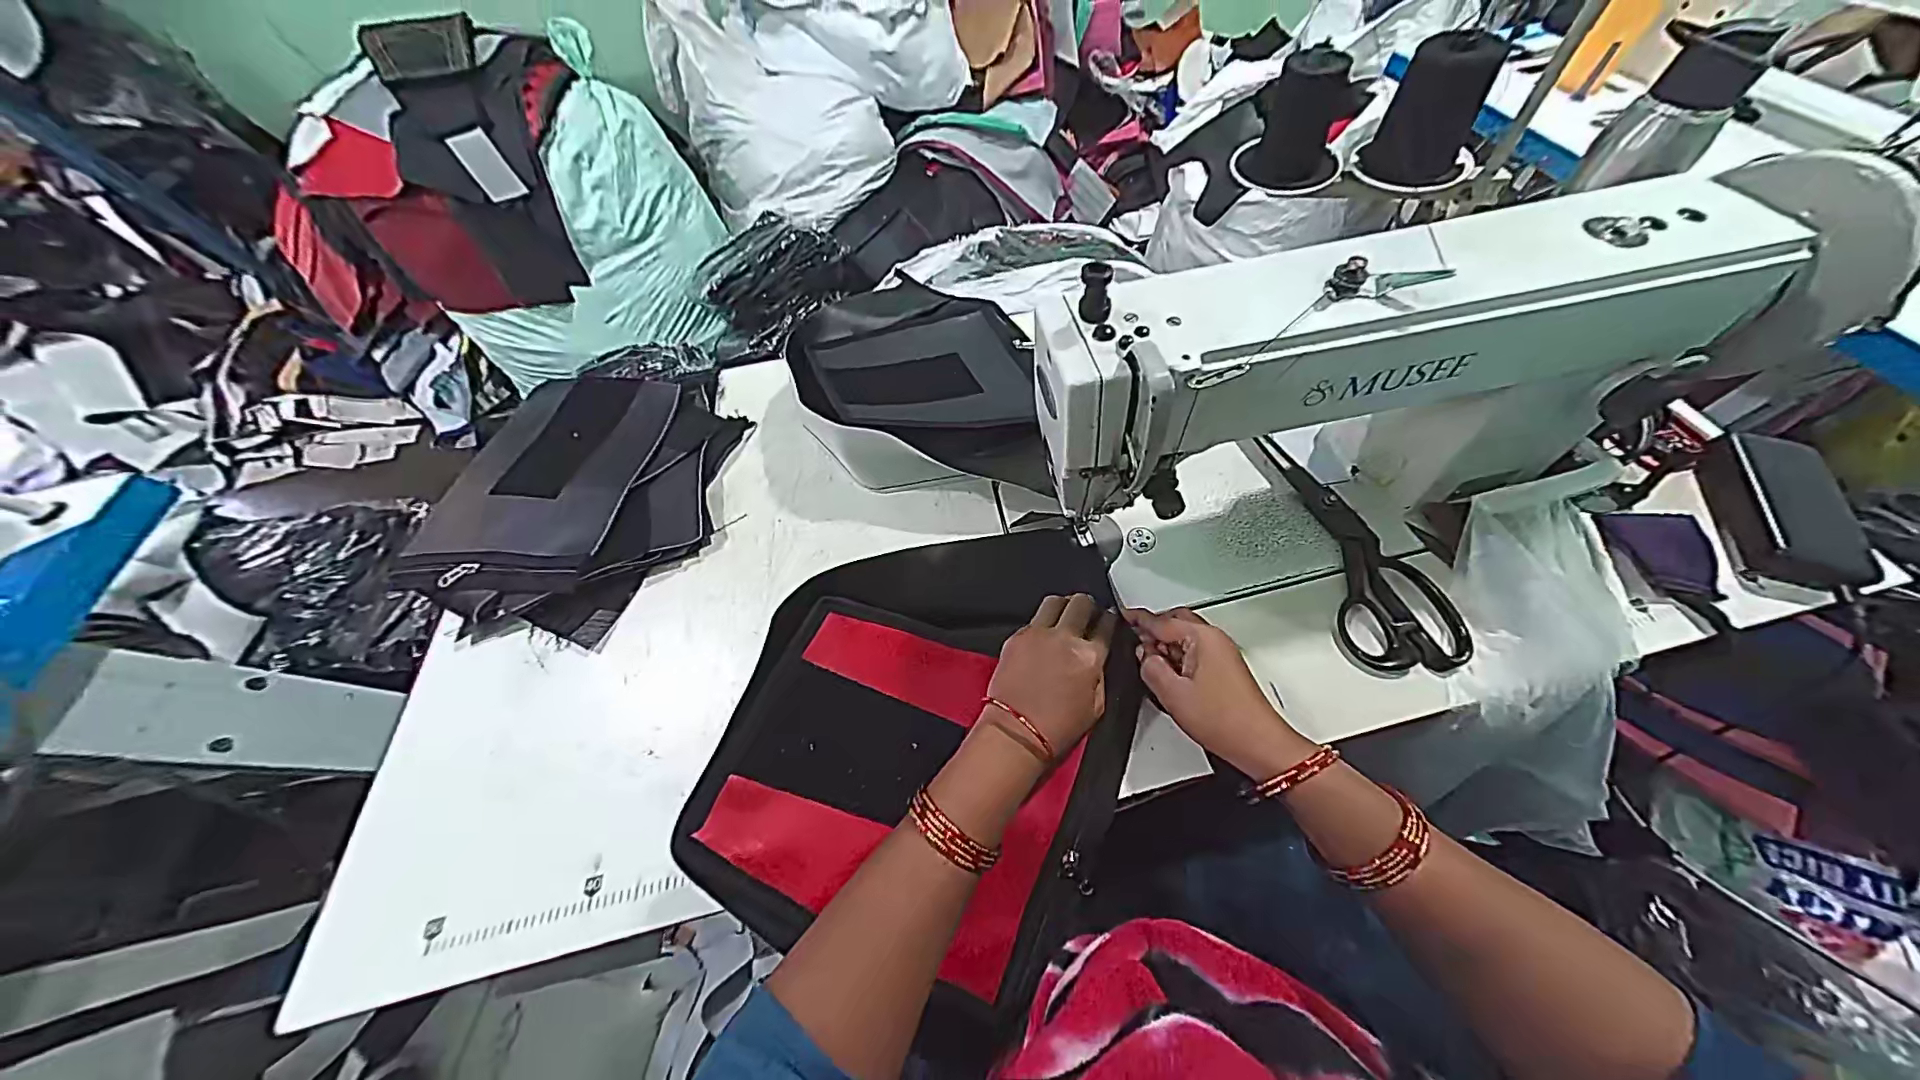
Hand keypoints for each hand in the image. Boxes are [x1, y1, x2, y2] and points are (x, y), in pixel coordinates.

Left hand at [985, 594, 1115, 755]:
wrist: (1017, 733)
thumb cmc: (1054, 728)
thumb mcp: (1097, 706)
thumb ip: (1100, 674)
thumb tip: (1097, 659)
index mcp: (1089, 657)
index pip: (1106, 624)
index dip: (1109, 620)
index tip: (1107, 621)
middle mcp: (1063, 639)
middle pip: (1082, 602)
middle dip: (1088, 606)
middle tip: (1088, 613)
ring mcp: (1037, 635)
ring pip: (1054, 601)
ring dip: (1064, 606)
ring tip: (1065, 616)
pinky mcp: (1015, 638)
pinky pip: (1032, 620)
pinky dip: (1041, 624)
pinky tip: (1043, 637)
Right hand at [1123, 607, 1312, 775]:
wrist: (1258, 744)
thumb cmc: (1227, 721)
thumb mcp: (1172, 694)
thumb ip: (1150, 668)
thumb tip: (1144, 656)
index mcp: (1203, 638)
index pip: (1162, 621)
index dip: (1139, 619)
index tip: (1125, 617)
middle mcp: (1216, 640)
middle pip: (1176, 622)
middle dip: (1154, 631)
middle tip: (1137, 646)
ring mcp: (1222, 653)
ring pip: (1185, 637)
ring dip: (1167, 647)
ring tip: (1155, 669)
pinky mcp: (1225, 668)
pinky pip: (1196, 652)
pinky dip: (1180, 659)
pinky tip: (1173, 680)